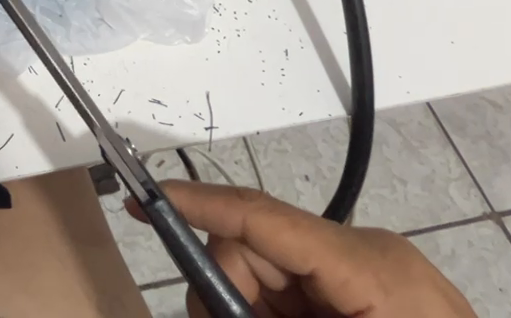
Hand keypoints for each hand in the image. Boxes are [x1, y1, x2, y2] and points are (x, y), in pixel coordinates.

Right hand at [134, 182, 475, 317]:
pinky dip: (269, 311)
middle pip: (253, 248)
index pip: (260, 216)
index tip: (140, 204)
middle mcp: (364, 256)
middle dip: (227, 291)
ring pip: (266, 273)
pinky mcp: (364, 297)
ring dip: (246, 307)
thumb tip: (203, 303)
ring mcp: (366, 276)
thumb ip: (258, 316)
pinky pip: (290, 293)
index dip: (195, 204)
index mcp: (370, 268)